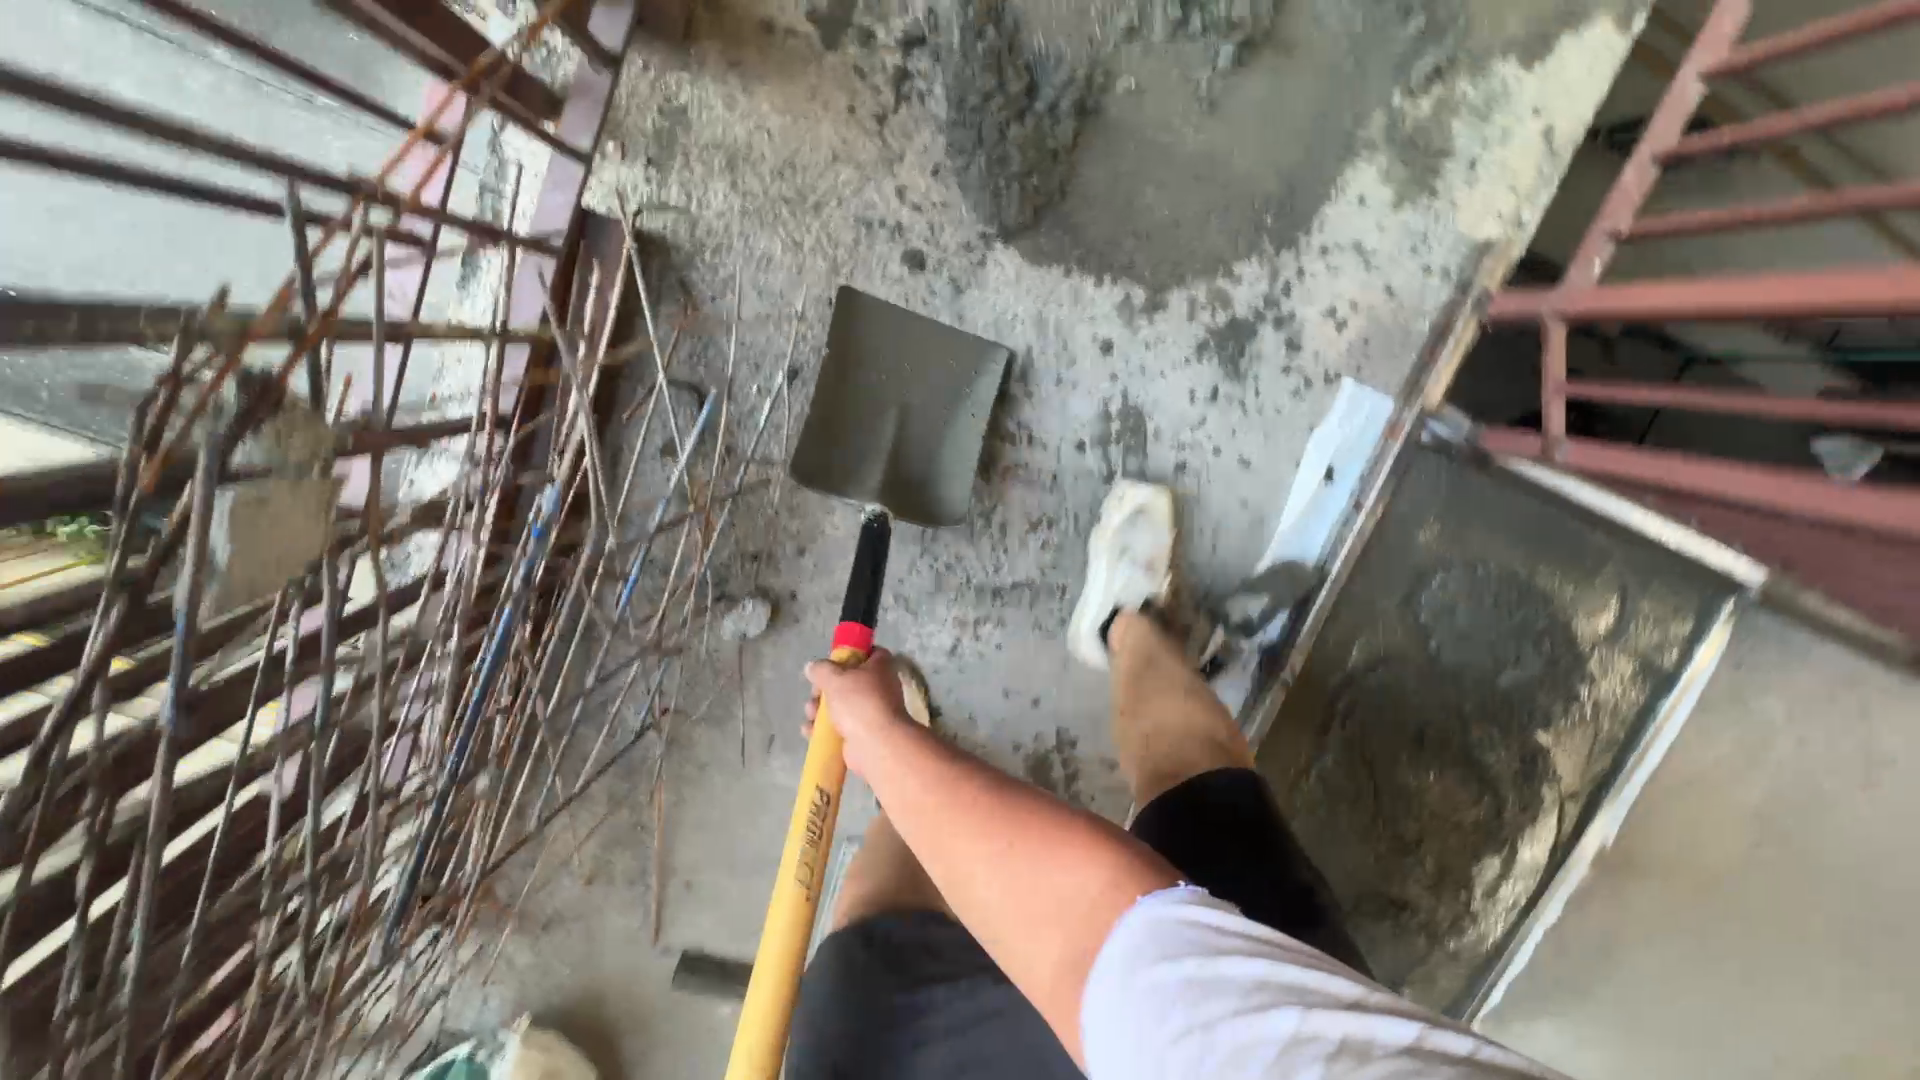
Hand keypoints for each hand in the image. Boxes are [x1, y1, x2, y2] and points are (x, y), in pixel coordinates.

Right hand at [803, 648, 914, 772]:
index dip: (851, 654)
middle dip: (824, 688)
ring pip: (840, 706)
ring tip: (811, 715)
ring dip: (820, 710)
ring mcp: (871, 713)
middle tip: (815, 694)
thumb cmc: (859, 702)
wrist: (876, 744)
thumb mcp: (835, 678)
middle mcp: (879, 688)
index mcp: (880, 667)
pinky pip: (839, 728)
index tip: (832, 661)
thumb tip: (812, 667)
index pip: (870, 653)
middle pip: (847, 681)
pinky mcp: (861, 734)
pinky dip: (823, 730)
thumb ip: (821, 669)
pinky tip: (810, 731)